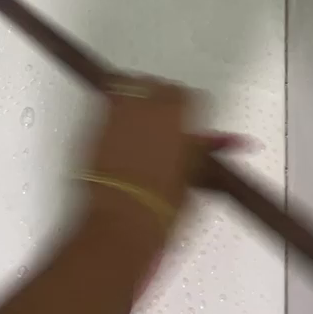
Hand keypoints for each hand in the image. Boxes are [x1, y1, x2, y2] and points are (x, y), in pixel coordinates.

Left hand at [72, 75, 242, 254]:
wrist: (119, 229)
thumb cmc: (158, 211)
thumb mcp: (194, 179)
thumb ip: (205, 150)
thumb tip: (221, 141)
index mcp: (174, 115)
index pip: (184, 93)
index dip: (188, 106)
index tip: (188, 120)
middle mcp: (143, 108)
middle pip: (154, 84)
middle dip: (161, 97)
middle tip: (167, 120)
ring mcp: (114, 116)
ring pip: (127, 87)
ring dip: (136, 99)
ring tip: (143, 122)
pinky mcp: (91, 129)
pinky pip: (106, 108)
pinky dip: (116, 115)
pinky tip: (122, 135)